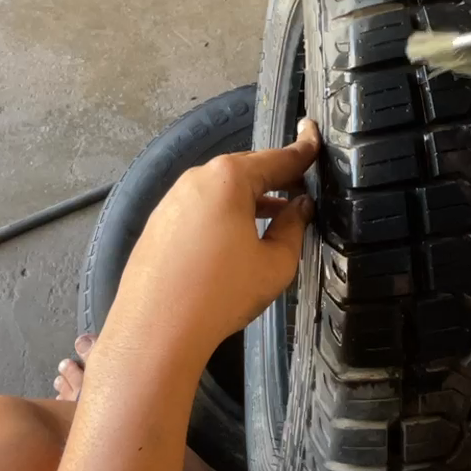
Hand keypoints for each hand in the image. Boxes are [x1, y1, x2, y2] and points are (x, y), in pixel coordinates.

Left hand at [102, 118, 318, 369]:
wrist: (155, 331)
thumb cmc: (222, 293)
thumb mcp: (275, 263)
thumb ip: (293, 227)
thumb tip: (300, 207)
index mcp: (229, 179)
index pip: (277, 159)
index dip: (302, 152)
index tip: (315, 139)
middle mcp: (196, 179)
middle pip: (245, 170)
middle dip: (274, 177)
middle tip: (301, 186)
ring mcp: (171, 201)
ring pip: (220, 190)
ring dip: (249, 198)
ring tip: (276, 215)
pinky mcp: (157, 225)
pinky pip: (200, 208)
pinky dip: (224, 214)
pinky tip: (236, 239)